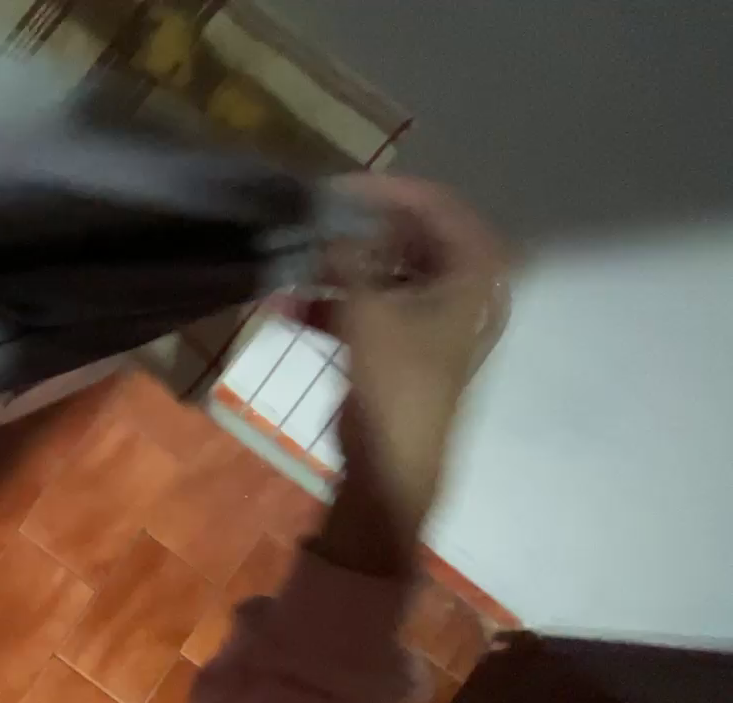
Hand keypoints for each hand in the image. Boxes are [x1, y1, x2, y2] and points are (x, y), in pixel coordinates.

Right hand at [316, 176, 508, 573]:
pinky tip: (285, 309)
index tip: (328, 189)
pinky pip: (359, 310)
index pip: (434, 208)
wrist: (393, 463)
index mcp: (473, 273)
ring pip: (373, 277)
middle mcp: (456, 288)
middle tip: (300, 227)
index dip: (383, 193)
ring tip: (281, 275)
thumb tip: (324, 224)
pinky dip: (325, 307)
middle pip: (400, 242)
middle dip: (345, 237)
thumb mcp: (368, 316)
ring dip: (327, 276)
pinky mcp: (392, 347)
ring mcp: (424, 319)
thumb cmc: (394, 387)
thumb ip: (347, 264)